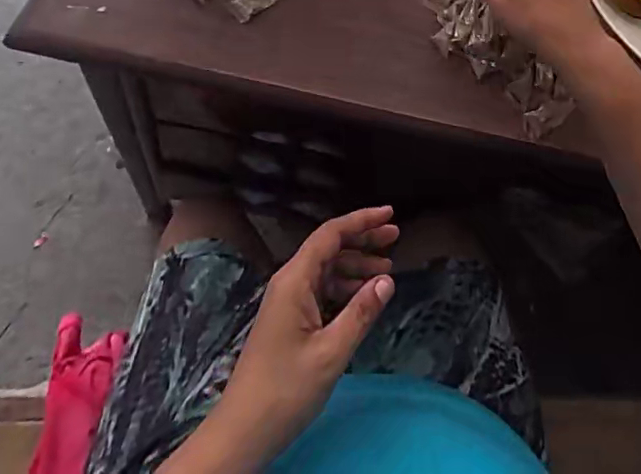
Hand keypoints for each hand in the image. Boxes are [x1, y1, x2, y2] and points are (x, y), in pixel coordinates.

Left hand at [162, 207, 398, 472]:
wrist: (245, 427)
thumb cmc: (286, 388)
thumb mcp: (331, 352)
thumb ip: (360, 313)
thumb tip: (387, 279)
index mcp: (294, 279)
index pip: (330, 234)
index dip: (360, 220)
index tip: (389, 213)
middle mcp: (290, 281)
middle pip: (329, 247)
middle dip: (362, 238)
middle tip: (395, 236)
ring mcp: (288, 300)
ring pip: (326, 269)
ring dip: (356, 265)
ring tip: (388, 269)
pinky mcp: (290, 318)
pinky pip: (321, 290)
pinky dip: (345, 287)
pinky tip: (365, 296)